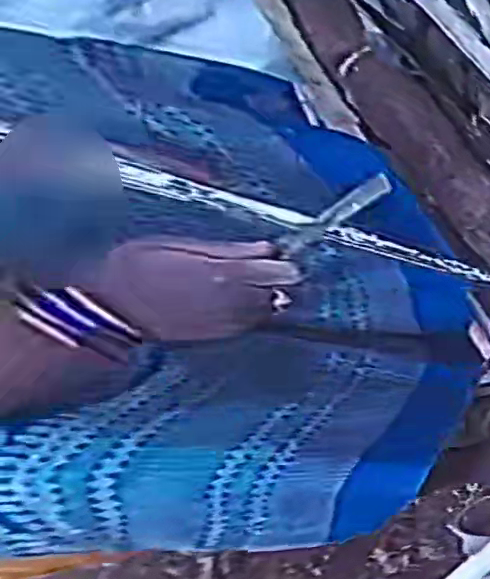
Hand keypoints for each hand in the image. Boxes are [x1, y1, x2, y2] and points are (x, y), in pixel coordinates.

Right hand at [74, 238, 302, 342]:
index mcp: (229, 272)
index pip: (288, 270)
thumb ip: (228, 249)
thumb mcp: (172, 247)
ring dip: (266, 295)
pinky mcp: (236, 332)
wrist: (111, 311)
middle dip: (278, 278)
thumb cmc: (134, 270)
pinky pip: (262, 318)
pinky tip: (226, 302)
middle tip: (253, 272)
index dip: (284, 262)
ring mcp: (242, 317)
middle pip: (288, 287)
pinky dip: (254, 309)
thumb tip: (269, 247)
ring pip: (278, 303)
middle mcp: (244, 297)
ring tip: (234, 288)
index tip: (271, 257)